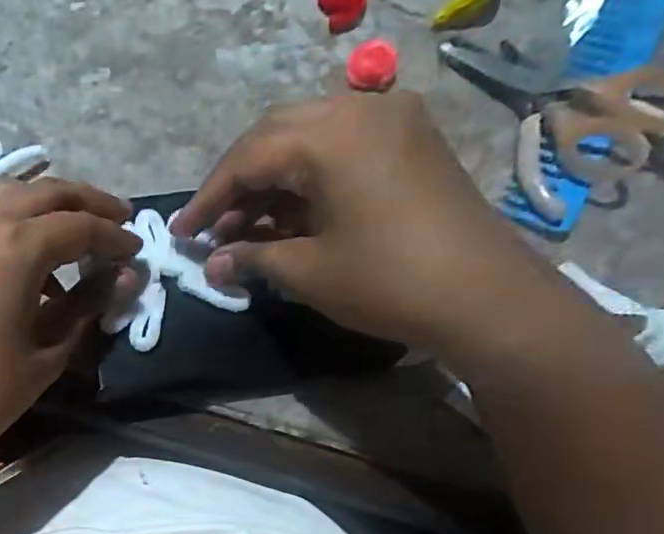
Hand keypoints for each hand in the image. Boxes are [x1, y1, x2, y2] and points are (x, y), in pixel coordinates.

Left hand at [0, 179, 140, 506]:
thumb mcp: (51, 348)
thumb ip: (88, 303)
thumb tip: (126, 276)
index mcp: (15, 250)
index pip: (78, 225)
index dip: (113, 236)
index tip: (138, 248)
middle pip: (46, 193)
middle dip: (88, 202)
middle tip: (120, 218)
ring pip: (16, 198)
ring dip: (54, 207)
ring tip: (86, 233)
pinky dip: (24, 225)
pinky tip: (45, 262)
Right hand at [172, 92, 607, 365]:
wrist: (481, 294)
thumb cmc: (385, 282)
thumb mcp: (308, 273)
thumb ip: (253, 258)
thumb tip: (213, 264)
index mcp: (329, 135)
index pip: (248, 157)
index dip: (209, 198)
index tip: (182, 233)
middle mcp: (359, 109)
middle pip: (276, 135)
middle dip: (238, 182)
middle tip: (214, 228)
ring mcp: (392, 120)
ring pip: (310, 138)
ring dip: (273, 180)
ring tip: (246, 230)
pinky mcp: (411, 141)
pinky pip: (343, 147)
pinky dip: (309, 178)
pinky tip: (291, 216)